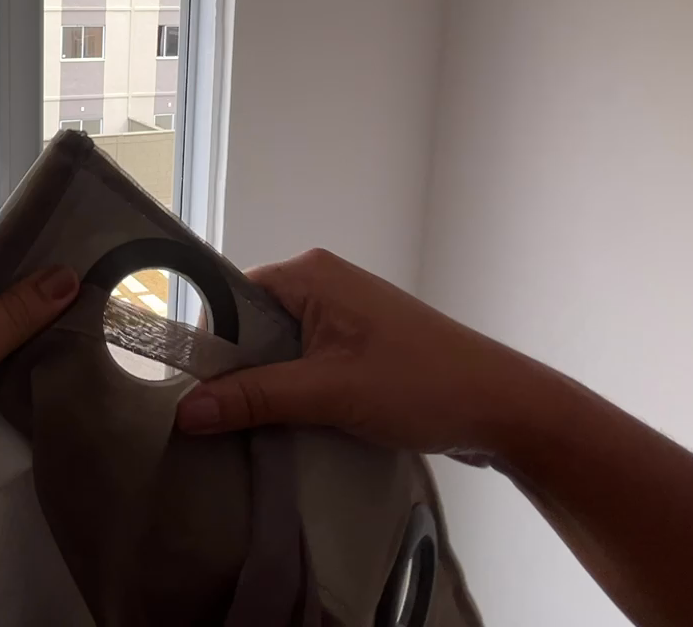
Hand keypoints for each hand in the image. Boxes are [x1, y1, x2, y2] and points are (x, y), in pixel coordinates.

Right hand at [173, 248, 562, 457]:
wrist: (507, 408)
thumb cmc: (419, 385)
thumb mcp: (328, 393)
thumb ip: (254, 398)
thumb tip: (185, 411)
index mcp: (309, 273)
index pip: (231, 297)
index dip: (210, 340)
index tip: (195, 388)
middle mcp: (320, 280)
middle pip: (252, 320)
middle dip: (239, 365)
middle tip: (220, 411)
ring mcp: (341, 309)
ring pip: (278, 342)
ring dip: (267, 378)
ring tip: (252, 419)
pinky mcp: (356, 337)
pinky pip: (303, 354)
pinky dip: (292, 382)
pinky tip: (287, 416)